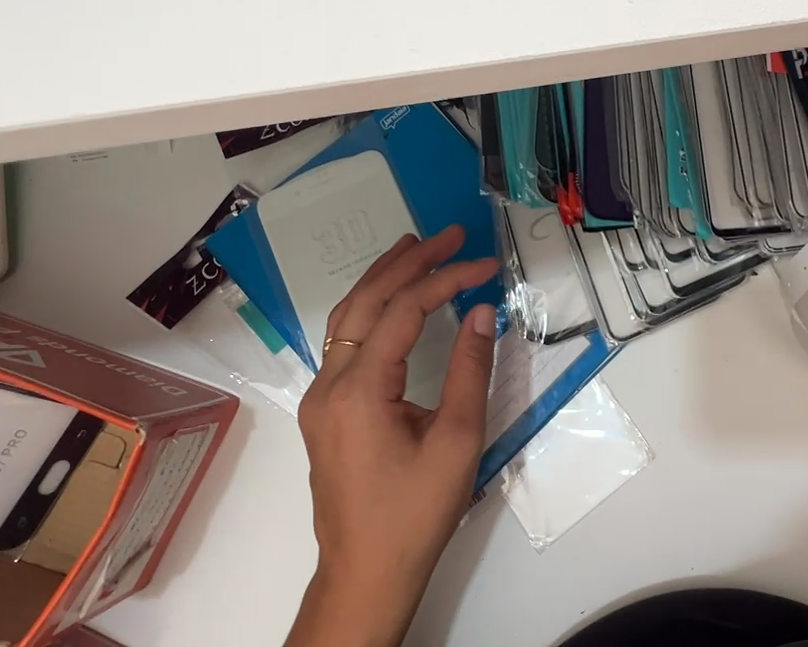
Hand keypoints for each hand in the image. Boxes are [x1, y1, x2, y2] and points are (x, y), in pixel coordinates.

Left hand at [286, 225, 498, 646]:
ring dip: (383, 278)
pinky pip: (345, 341)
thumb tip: (482, 311)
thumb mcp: (457, 440)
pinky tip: (394, 299)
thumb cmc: (416, 511)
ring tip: (417, 246)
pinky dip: (372, 308)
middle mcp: (328, 385)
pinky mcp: (326, 409)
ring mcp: (321, 397)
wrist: (366, 573)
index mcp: (358, 392)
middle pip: (365, 302)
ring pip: (347, 318)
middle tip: (450, 234)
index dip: (447, 280)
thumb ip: (469, 369)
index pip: (402, 312)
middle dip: (408, 261)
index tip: (487, 265)